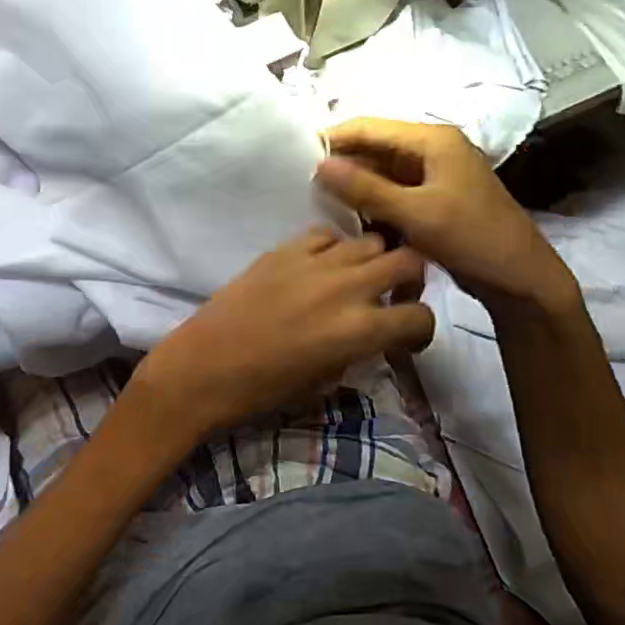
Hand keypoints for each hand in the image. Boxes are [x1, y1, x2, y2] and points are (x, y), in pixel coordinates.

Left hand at [130, 228, 433, 442]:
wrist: (204, 367)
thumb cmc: (264, 390)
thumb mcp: (326, 382)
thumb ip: (359, 351)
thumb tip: (372, 335)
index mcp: (360, 330)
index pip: (419, 316)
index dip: (420, 330)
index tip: (405, 338)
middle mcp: (347, 287)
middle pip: (407, 261)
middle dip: (409, 280)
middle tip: (392, 297)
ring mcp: (314, 262)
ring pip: (370, 240)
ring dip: (374, 259)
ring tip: (357, 278)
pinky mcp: (284, 249)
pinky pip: (325, 234)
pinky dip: (334, 247)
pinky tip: (322, 265)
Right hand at [314, 117, 578, 311]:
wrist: (522, 280)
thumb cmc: (473, 238)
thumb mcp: (415, 213)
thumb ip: (365, 188)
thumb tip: (320, 165)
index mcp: (433, 140)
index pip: (370, 127)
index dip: (333, 138)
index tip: (296, 155)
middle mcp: (433, 149)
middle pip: (375, 147)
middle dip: (342, 163)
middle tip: (303, 183)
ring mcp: (435, 174)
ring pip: (382, 171)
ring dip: (355, 185)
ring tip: (319, 200)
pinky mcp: (434, 198)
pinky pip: (393, 192)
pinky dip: (372, 201)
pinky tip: (350, 217)